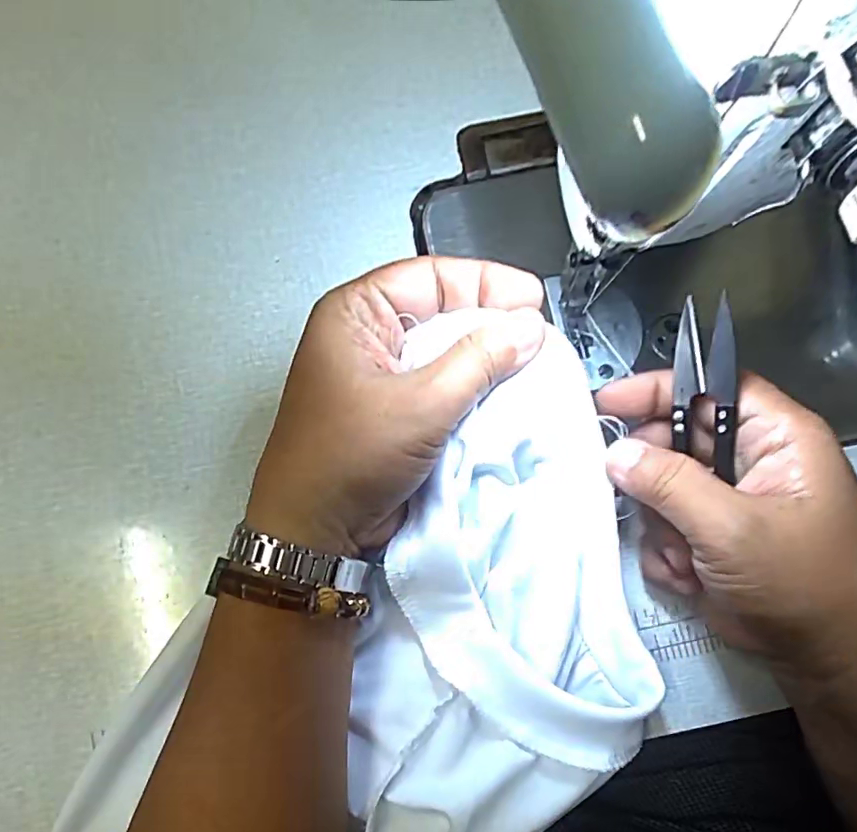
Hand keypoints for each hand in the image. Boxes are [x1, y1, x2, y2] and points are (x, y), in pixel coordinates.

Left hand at [247, 257, 546, 555]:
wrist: (318, 529)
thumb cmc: (344, 460)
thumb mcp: (420, 403)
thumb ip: (478, 361)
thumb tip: (526, 330)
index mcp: (357, 316)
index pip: (431, 277)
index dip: (485, 282)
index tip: (530, 298)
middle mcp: (372, 342)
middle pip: (445, 316)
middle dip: (494, 326)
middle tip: (538, 338)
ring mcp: (389, 382)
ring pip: (452, 359)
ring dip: (491, 367)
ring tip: (532, 369)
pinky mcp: (405, 418)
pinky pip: (451, 396)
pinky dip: (480, 399)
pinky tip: (510, 403)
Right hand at [596, 370, 856, 699]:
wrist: (830, 660)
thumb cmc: (801, 582)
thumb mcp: (733, 527)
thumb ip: (670, 485)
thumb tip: (617, 452)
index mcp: (776, 437)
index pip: (712, 388)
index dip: (660, 389)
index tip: (607, 403)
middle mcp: (752, 463)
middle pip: (679, 442)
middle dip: (655, 478)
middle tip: (631, 497)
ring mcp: (730, 506)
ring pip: (665, 492)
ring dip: (664, 527)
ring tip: (684, 559)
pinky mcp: (715, 544)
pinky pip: (669, 531)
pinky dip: (669, 555)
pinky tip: (688, 578)